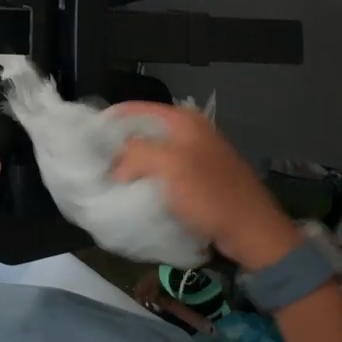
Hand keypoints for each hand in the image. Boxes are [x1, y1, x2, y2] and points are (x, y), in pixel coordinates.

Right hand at [109, 102, 300, 270]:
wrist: (253, 232)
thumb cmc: (210, 194)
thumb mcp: (167, 166)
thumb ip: (135, 153)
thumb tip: (116, 164)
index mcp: (182, 120)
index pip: (134, 109)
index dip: (109, 121)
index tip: (87, 140)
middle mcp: (190, 130)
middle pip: (143, 131)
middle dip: (120, 146)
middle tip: (98, 164)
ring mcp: (197, 154)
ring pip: (154, 153)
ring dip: (135, 166)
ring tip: (113, 181)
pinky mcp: (202, 178)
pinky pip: (167, 173)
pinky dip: (151, 180)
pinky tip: (138, 193)